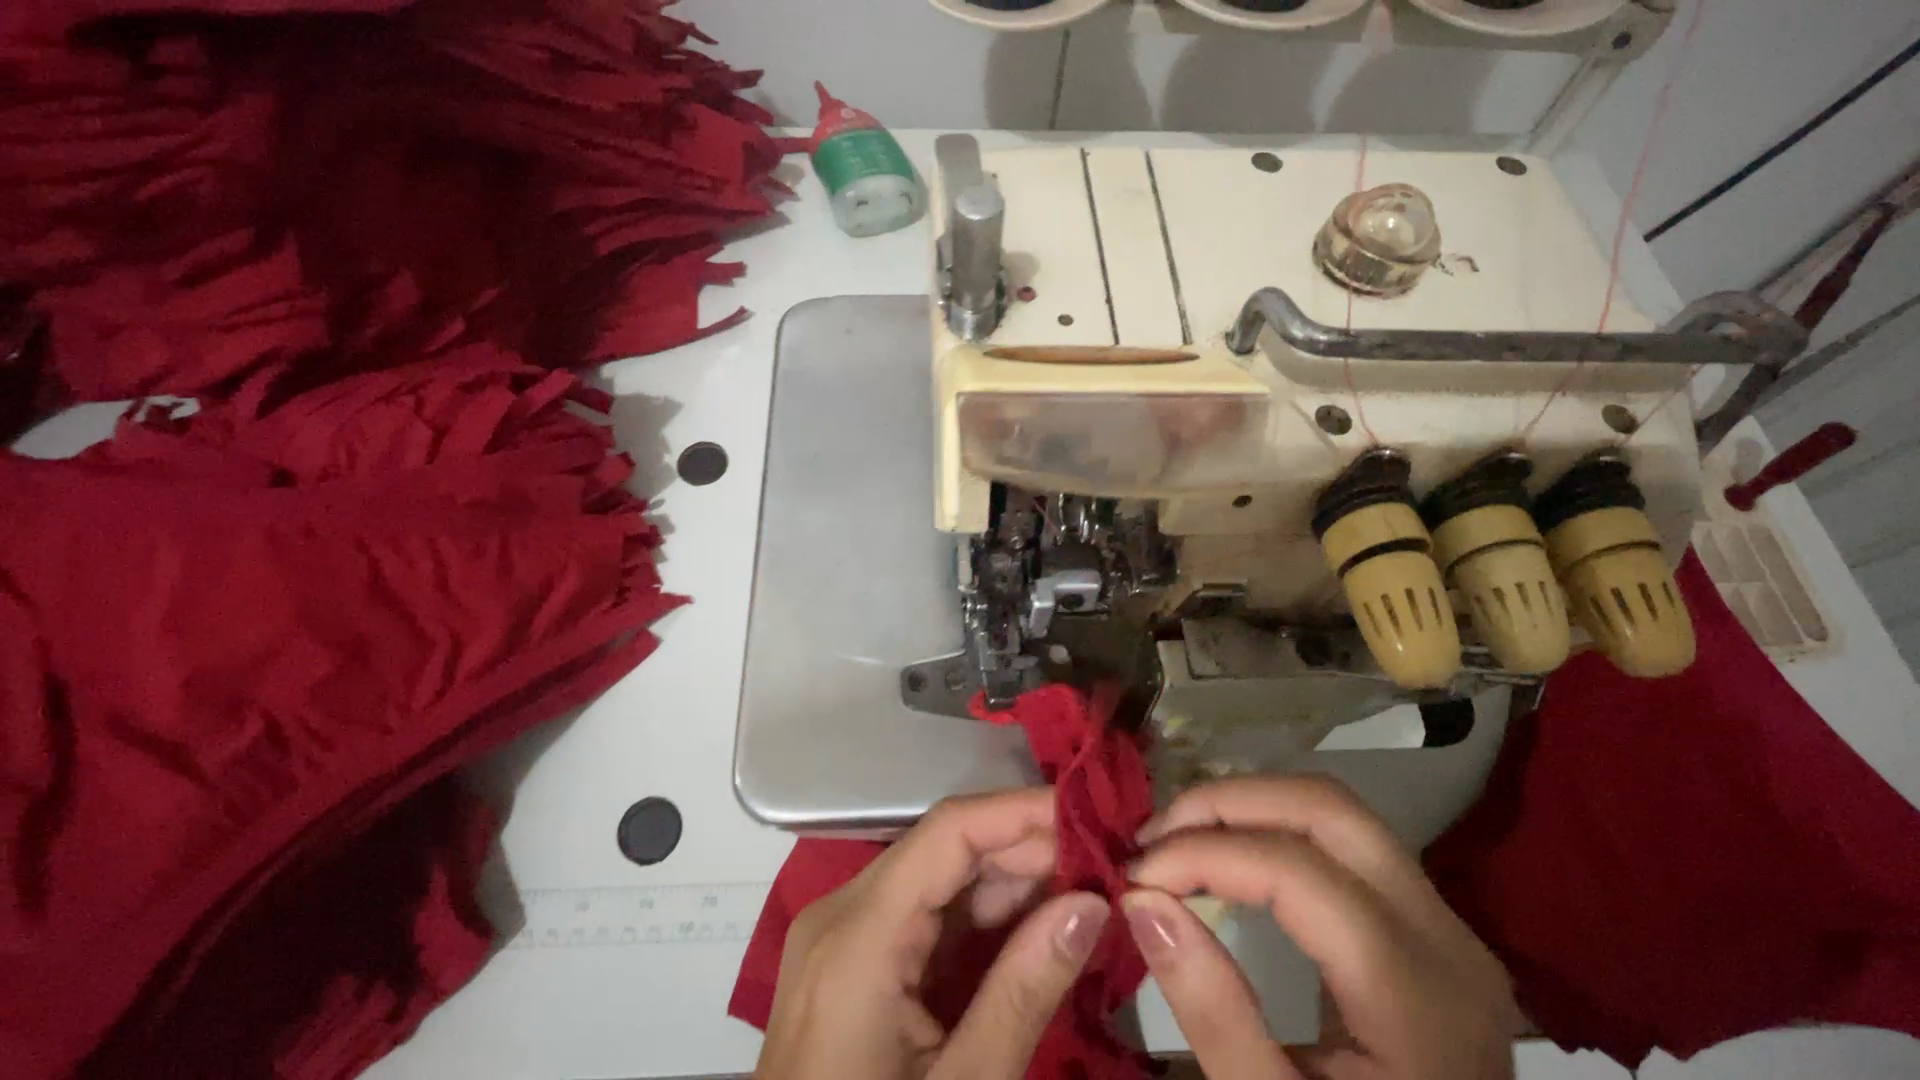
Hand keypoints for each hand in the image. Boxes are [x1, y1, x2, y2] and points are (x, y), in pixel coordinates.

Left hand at [755, 788, 1108, 1079]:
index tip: (1093, 815)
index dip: (1022, 810)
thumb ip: (1025, 991)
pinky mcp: (854, 961)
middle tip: (1109, 869)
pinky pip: (926, 919)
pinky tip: (1040, 933)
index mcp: (859, 933)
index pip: (948, 831)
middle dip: (1029, 853)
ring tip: (1091, 898)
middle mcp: (844, 913)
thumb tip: (1093, 904)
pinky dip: (985, 924)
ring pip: (942, 882)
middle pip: (946, 852)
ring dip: (1014, 888)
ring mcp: (845, 936)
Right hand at [1122, 775, 1520, 1079]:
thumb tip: (1143, 902)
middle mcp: (1445, 938)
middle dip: (1226, 804)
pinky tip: (1229, 861)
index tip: (1133, 880)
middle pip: (1329, 809)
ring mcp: (1445, 927)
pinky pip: (1347, 845)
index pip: (1298, 871)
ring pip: (1340, 814)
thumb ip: (1213, 1012)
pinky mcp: (1429, 929)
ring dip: (1251, 809)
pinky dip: (1276, 831)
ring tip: (1179, 842)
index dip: (1204, 854)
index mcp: (1416, 995)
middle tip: (1152, 839)